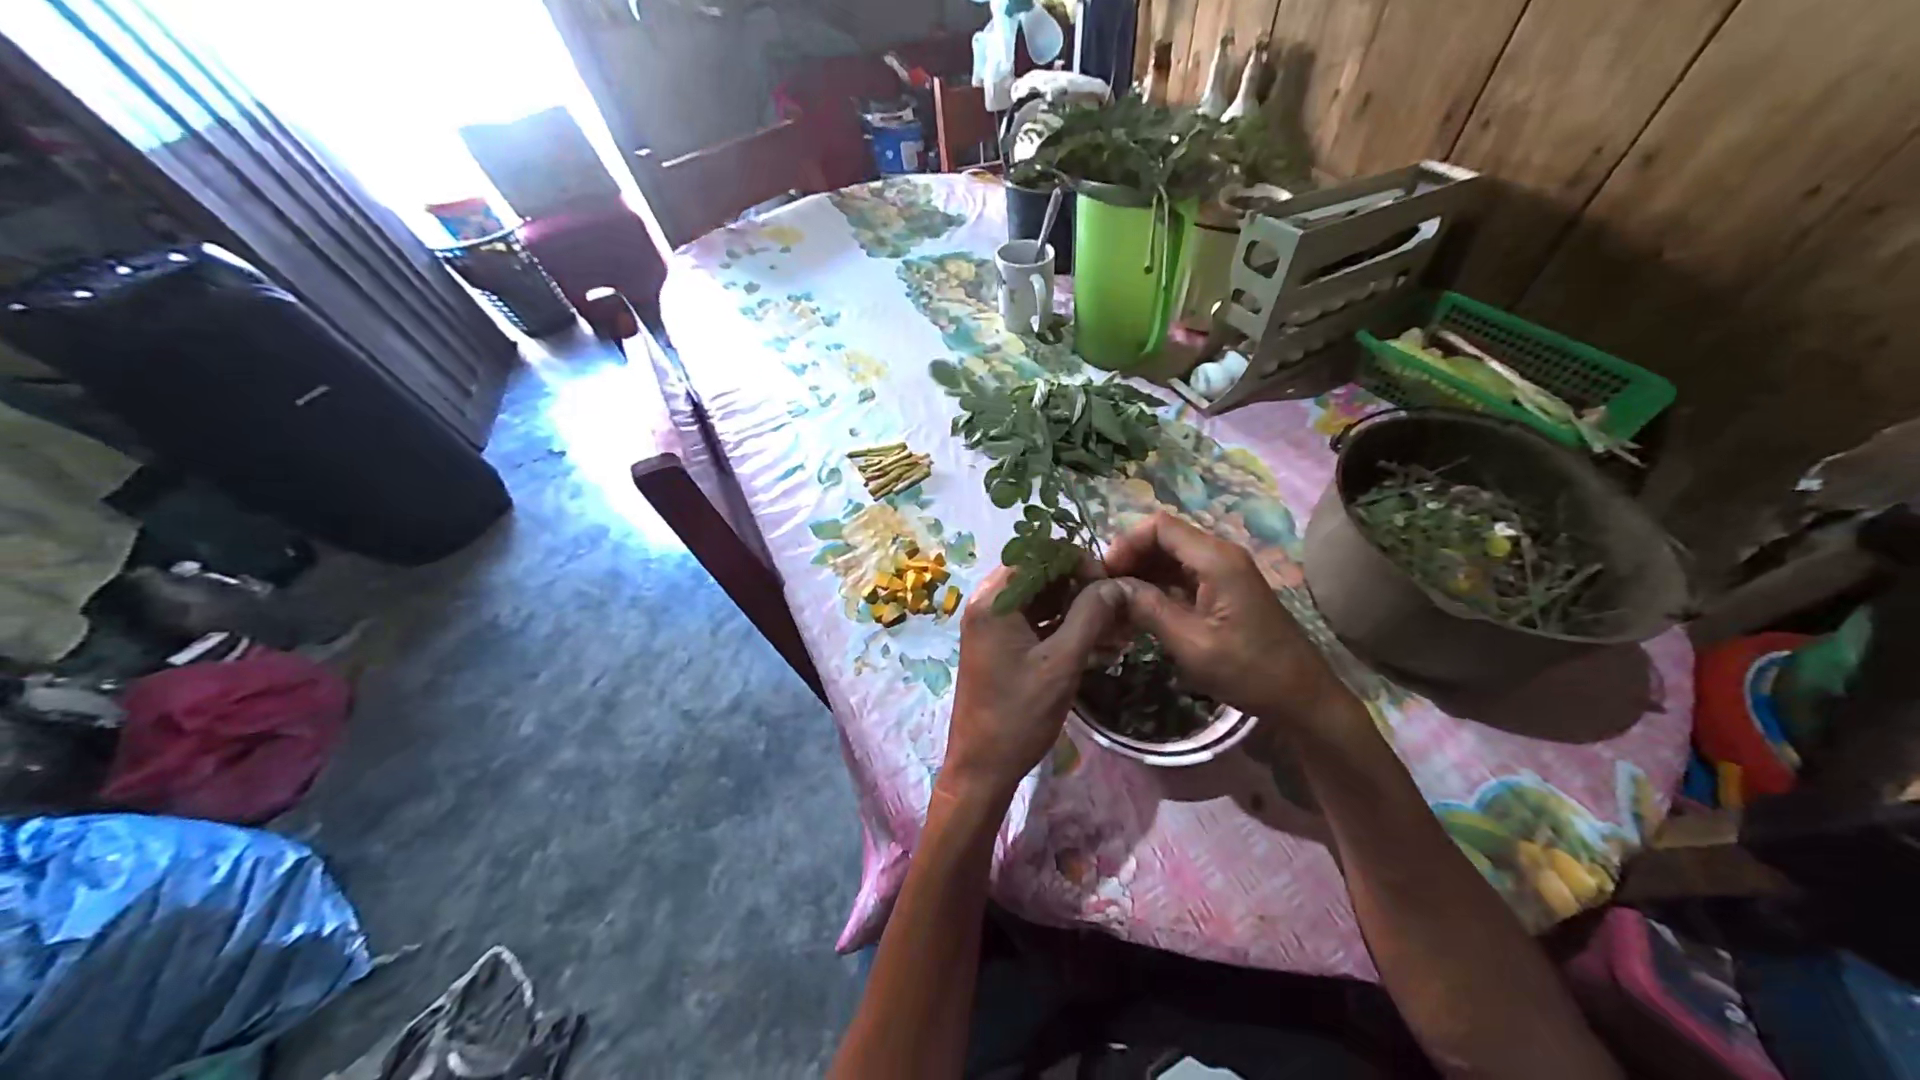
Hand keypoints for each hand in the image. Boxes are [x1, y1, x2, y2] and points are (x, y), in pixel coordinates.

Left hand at [943, 568, 1124, 798]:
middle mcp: (988, 604)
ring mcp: (992, 625)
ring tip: (1113, 628)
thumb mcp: (1061, 663)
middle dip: (1080, 585)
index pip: (1038, 554)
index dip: (1076, 561)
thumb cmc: (1018, 715)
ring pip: (1040, 598)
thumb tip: (1115, 583)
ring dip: (1075, 607)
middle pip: (1039, 574)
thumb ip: (1090, 616)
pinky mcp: (1000, 645)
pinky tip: (1096, 643)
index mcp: (994, 601)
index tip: (1108, 585)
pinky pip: (1034, 621)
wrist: (982, 767)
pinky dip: (1063, 626)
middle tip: (1115, 608)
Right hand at [1104, 512, 1359, 739]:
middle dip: (1130, 559)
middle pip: (1163, 538)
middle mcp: (1220, 555)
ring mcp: (1223, 572)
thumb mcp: (1191, 643)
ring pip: (1170, 557)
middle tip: (1103, 591)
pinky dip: (1157, 587)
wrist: (1301, 696)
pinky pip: (1181, 576)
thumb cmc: (1249, 670)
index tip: (1104, 574)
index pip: (1159, 527)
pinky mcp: (1223, 590)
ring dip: (1141, 574)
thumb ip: (1149, 609)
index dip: (1126, 543)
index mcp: (1216, 560)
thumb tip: (1110, 587)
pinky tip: (1137, 611)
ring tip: (1115, 603)